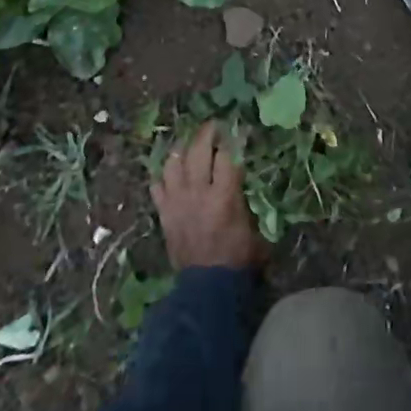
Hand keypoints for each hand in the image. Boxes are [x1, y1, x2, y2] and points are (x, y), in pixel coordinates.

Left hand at [151, 121, 266, 270]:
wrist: (207, 285)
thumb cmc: (238, 256)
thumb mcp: (253, 224)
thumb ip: (245, 198)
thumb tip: (245, 181)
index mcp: (224, 195)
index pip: (227, 155)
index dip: (233, 138)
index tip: (238, 127)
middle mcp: (198, 192)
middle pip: (198, 151)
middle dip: (206, 133)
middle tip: (214, 125)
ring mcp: (177, 202)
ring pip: (173, 164)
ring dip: (182, 149)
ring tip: (189, 142)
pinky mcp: (164, 213)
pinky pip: (158, 186)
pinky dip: (163, 175)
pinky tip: (170, 171)